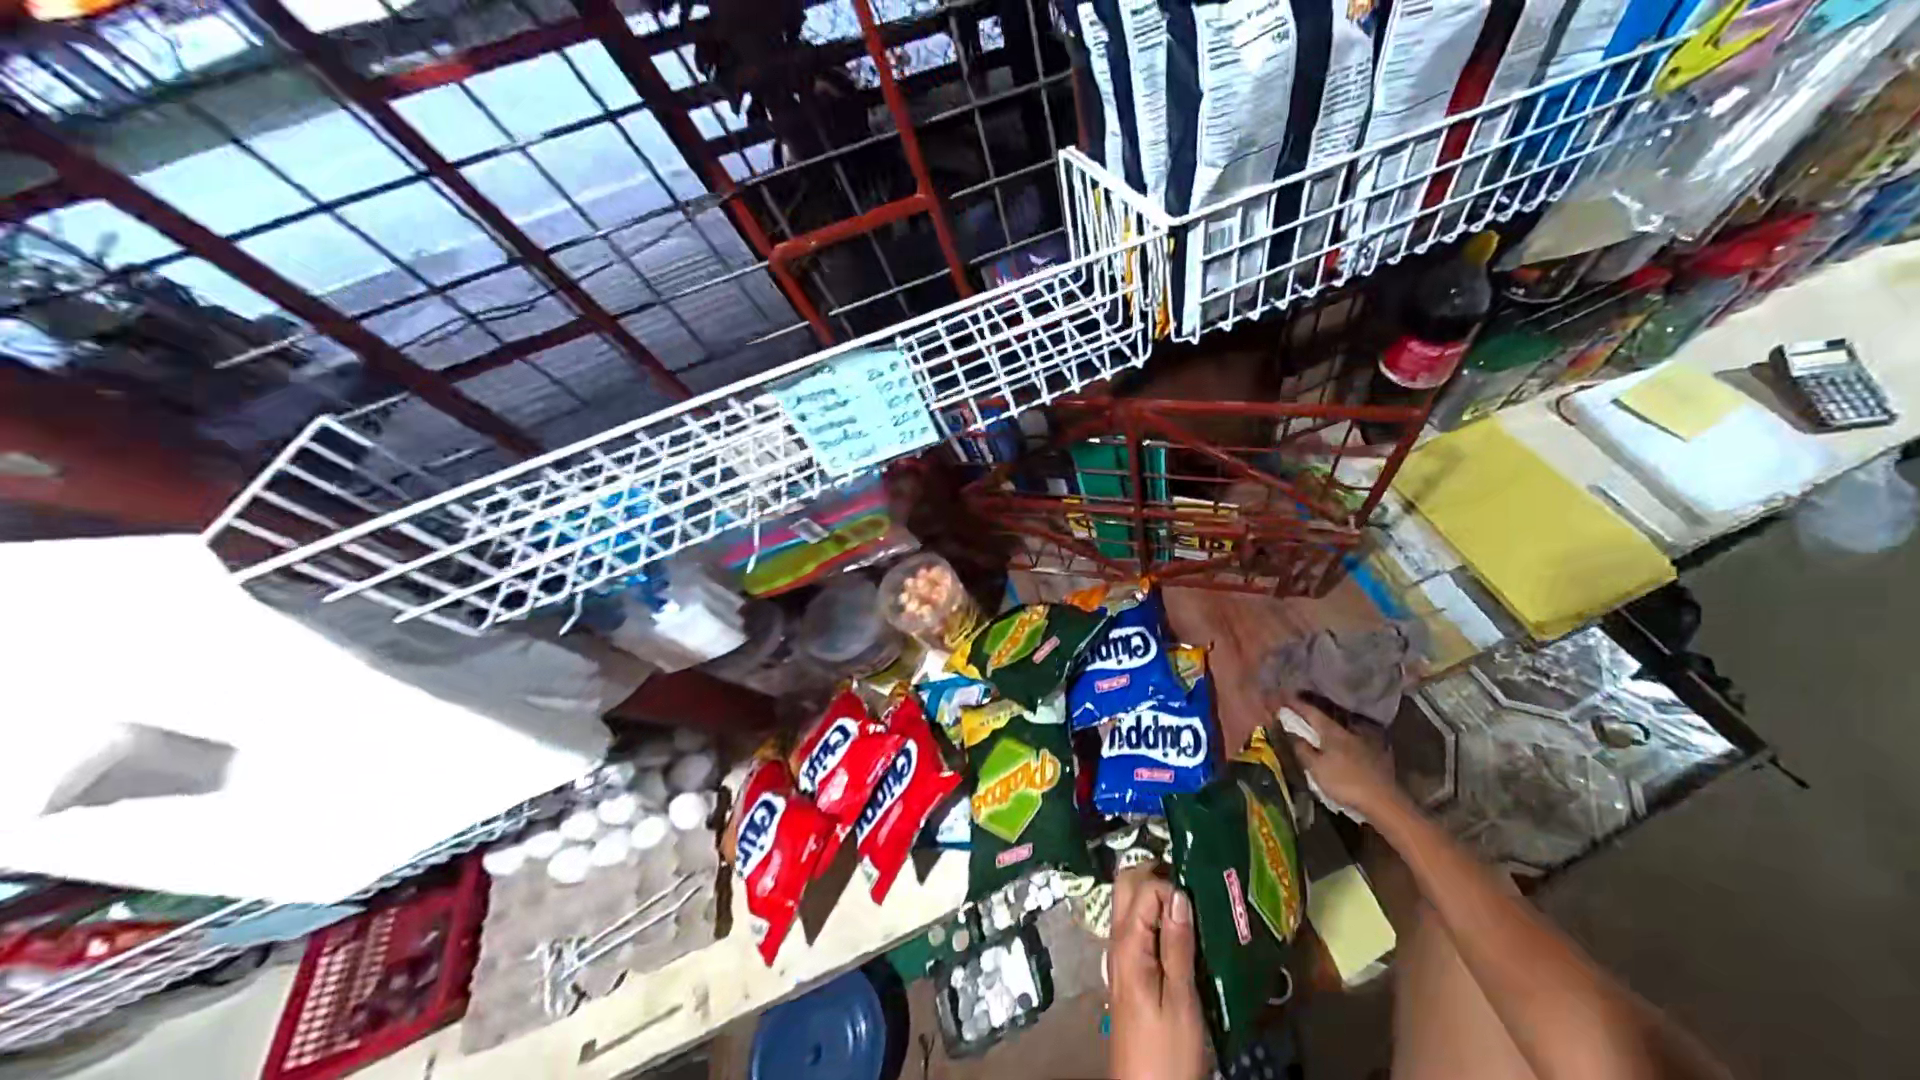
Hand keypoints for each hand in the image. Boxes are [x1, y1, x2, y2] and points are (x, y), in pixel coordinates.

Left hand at [1108, 865, 1207, 1079]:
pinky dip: (1155, 918)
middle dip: (1156, 874)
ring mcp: (1120, 955)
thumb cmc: (1168, 1053)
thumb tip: (1179, 893)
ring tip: (1195, 905)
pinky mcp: (1130, 971)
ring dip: (1156, 894)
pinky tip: (1183, 931)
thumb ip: (1177, 945)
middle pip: (1127, 886)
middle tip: (1195, 884)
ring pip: (1131, 905)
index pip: (1144, 887)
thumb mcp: (1181, 1001)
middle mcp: (1117, 940)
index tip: (1202, 898)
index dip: (1172, 886)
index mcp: (1127, 943)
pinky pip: (1137, 927)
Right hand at [1279, 695, 1407, 820]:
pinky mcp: (1375, 756)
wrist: (1384, 802)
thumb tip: (1290, 732)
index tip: (1283, 697)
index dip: (1296, 704)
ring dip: (1328, 727)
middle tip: (1298, 712)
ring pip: (1341, 730)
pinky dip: (1342, 740)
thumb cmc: (1344, 782)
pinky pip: (1352, 741)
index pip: (1311, 712)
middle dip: (1312, 715)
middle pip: (1327, 719)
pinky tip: (1341, 745)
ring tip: (1318, 728)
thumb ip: (1301, 748)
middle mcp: (1349, 732)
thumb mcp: (1315, 767)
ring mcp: (1365, 743)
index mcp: (1332, 732)